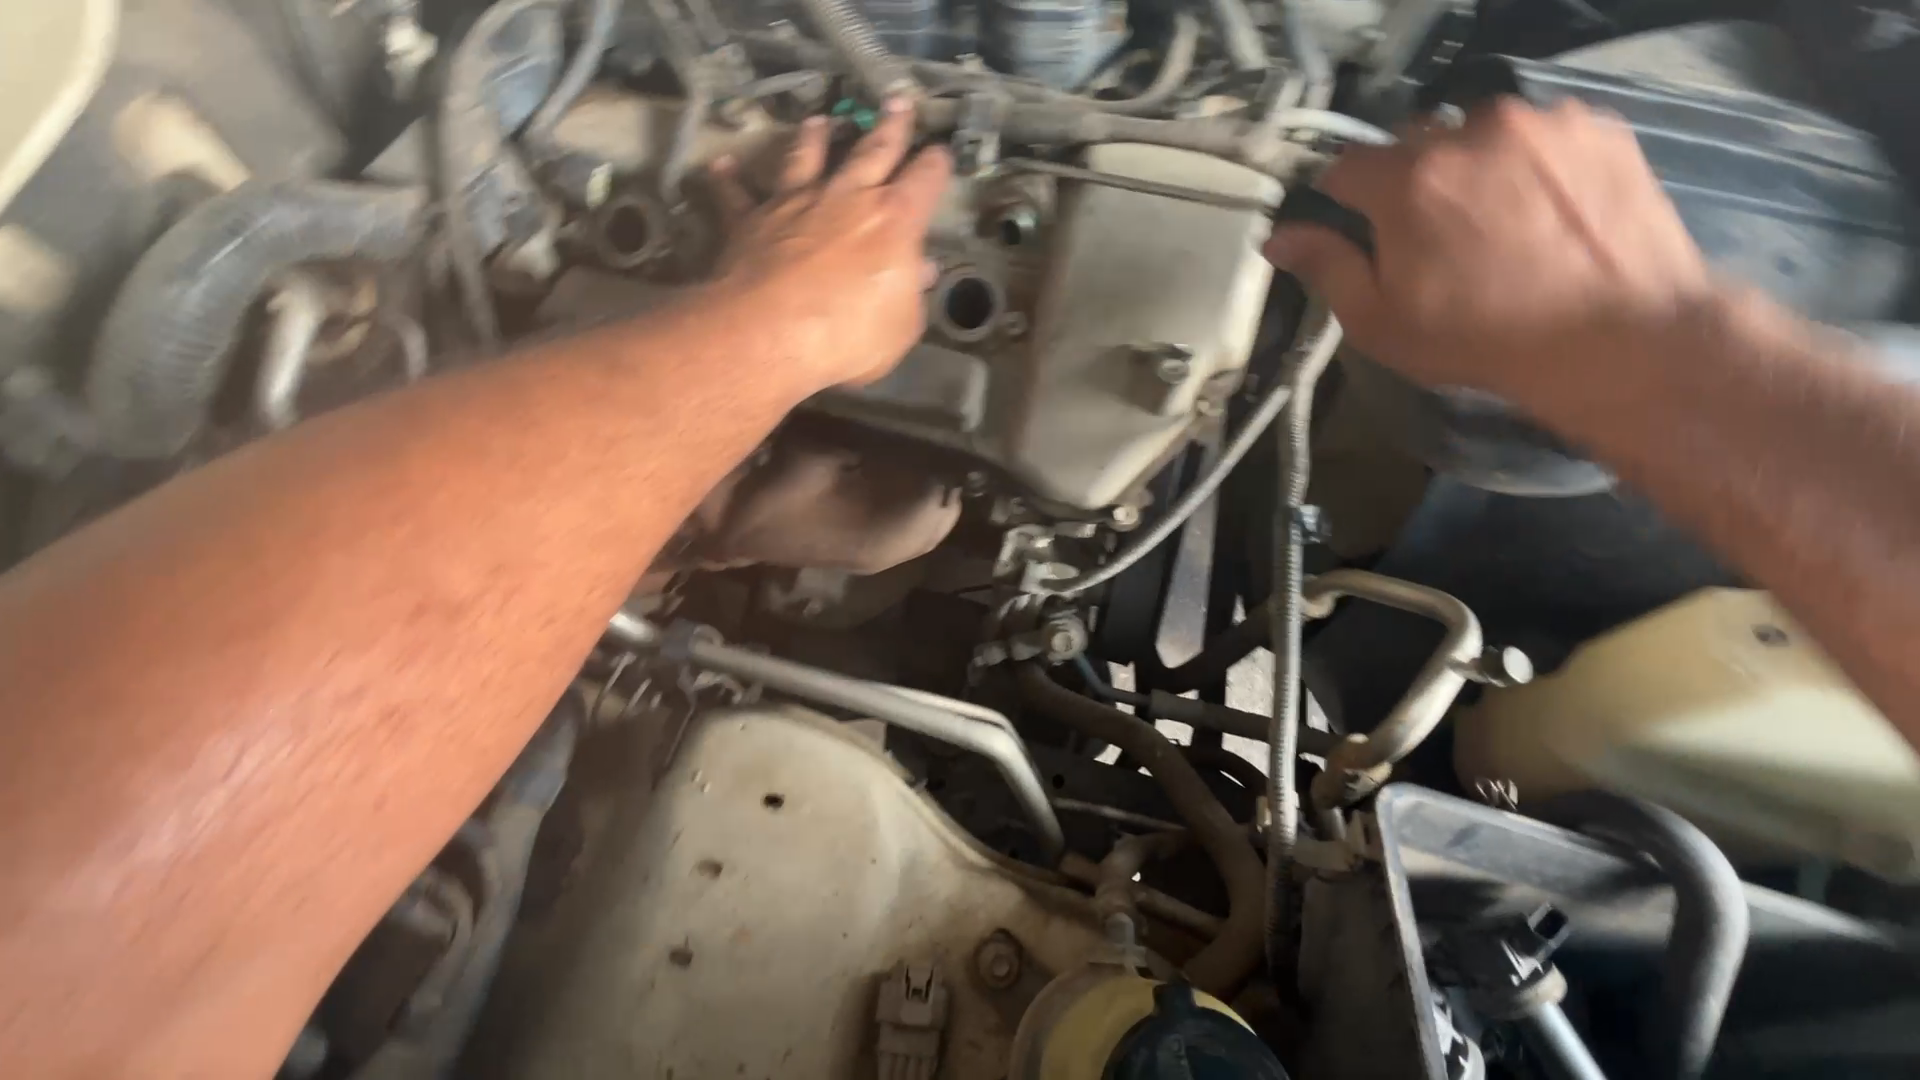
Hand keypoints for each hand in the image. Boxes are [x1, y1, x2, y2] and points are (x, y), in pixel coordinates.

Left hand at [706, 98, 951, 389]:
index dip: (935, 166)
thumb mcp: (901, 325)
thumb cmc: (850, 335)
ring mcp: (794, 203)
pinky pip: (735, 193)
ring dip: (813, 138)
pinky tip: (721, 166)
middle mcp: (846, 197)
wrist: (771, 333)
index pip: (924, 180)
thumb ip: (910, 293)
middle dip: (889, 126)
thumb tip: (920, 271)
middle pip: (872, 149)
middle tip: (896, 103)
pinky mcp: (749, 220)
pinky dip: (728, 179)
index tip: (941, 154)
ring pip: (805, 157)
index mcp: (894, 220)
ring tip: (818, 121)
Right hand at [1266, 99, 1718, 405]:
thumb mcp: (1378, 319)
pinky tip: (1540, 209)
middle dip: (1407, 181)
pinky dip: (1524, 162)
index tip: (1356, 232)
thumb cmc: (1476, 337)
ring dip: (1467, 166)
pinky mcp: (1596, 127)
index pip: (1345, 167)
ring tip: (1490, 221)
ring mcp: (1540, 123)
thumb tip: (1276, 237)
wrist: (1615, 335)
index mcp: (1407, 180)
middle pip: (1412, 142)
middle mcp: (1470, 131)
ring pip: (1475, 132)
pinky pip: (1536, 133)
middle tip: (1427, 236)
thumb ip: (1325, 266)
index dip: (1341, 201)